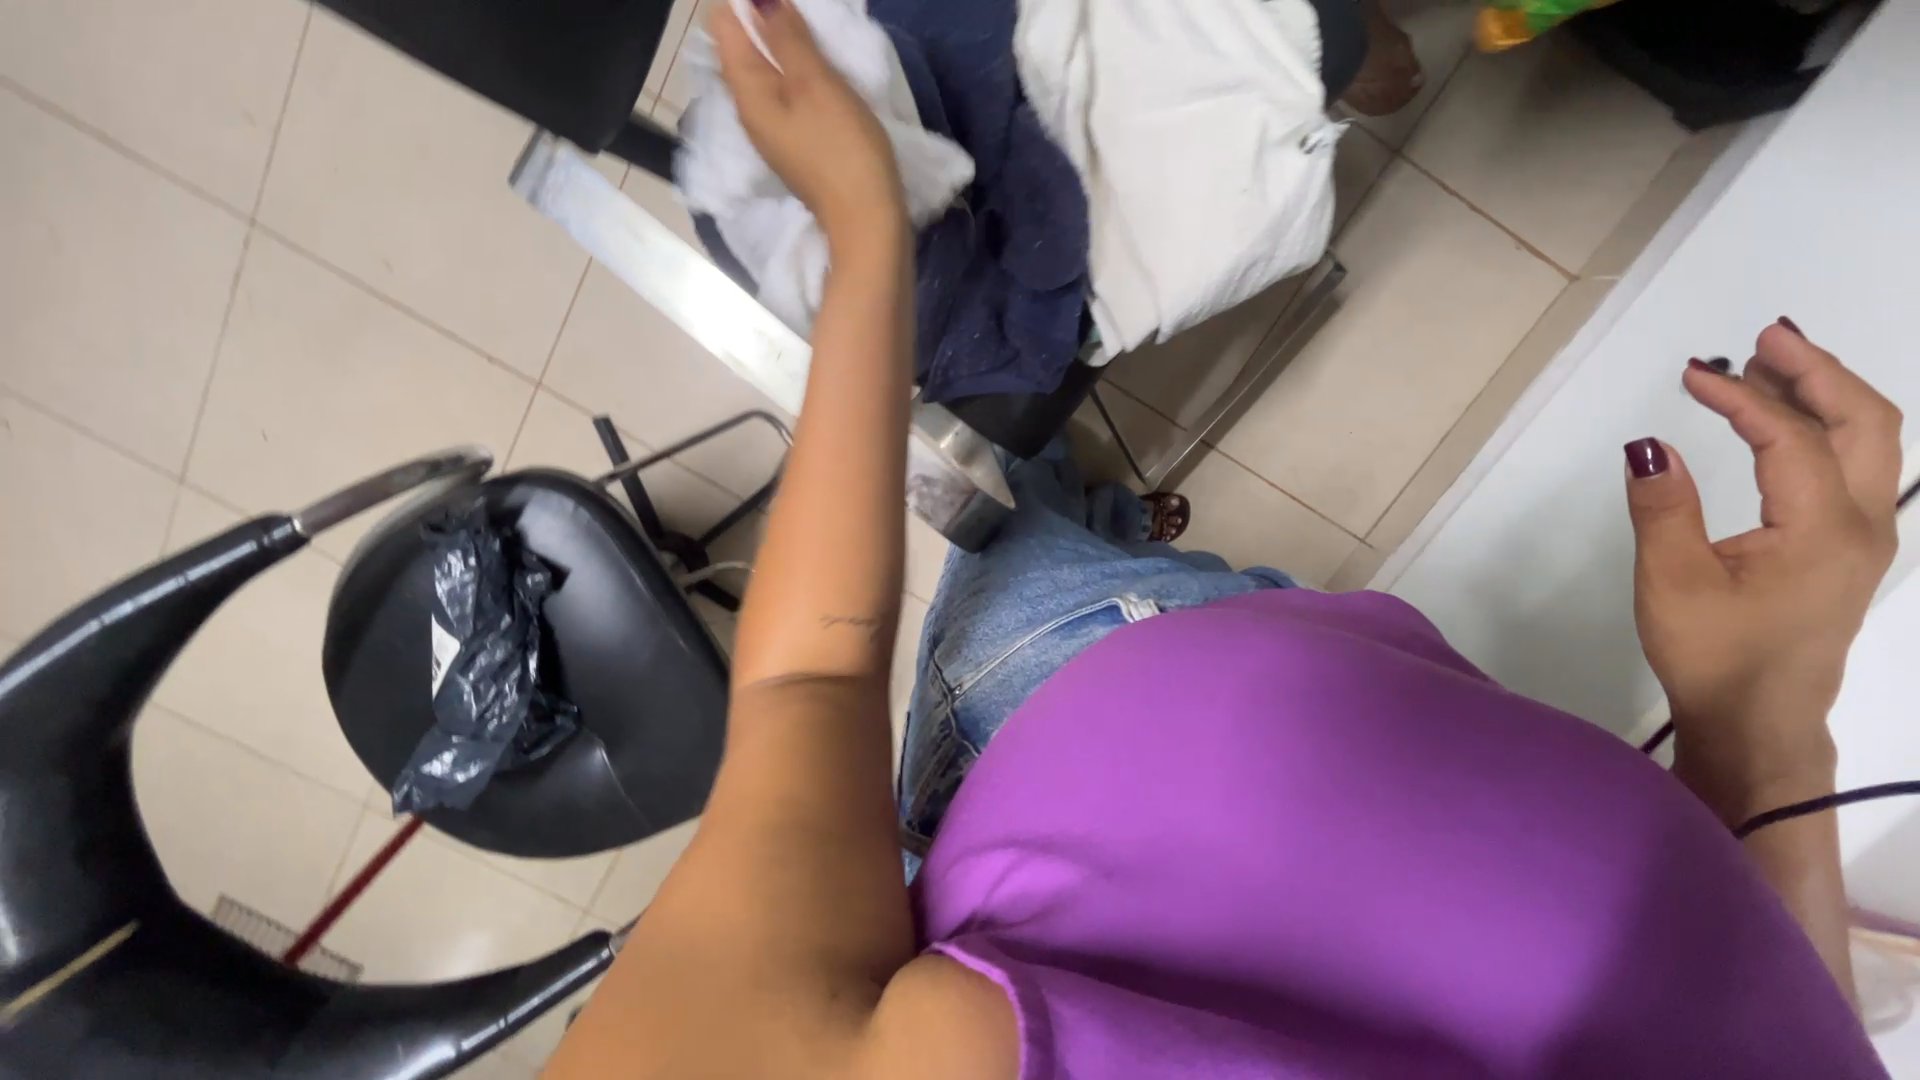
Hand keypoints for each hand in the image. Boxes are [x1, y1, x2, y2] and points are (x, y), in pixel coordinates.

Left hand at [710, 0, 905, 249]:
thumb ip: (786, 38)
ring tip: (818, 42)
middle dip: (768, 25)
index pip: (724, 26)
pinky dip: (800, 80)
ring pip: (768, 76)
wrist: (867, 223)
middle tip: (806, 20)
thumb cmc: (844, 150)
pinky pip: (787, 99)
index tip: (787, 7)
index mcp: (747, 94)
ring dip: (788, 52)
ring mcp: (774, 135)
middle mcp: (751, 114)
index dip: (750, 4)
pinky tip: (824, 78)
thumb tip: (759, 1)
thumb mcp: (816, 83)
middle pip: (744, 50)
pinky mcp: (797, 149)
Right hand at [1625, 320, 1903, 823]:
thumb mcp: (1672, 580)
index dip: (1744, 398)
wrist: (1757, 716)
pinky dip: (1824, 430)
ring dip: (1827, 396)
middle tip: (1761, 338)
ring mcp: (1866, 537)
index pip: (1793, 437)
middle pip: (1867, 423)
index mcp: (1824, 528)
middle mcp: (1865, 523)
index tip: (1691, 373)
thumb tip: (1650, 445)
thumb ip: (1664, 509)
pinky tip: (1785, 428)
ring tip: (1772, 367)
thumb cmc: (1712, 650)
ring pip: (1871, 443)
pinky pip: (1856, 468)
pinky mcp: (1848, 549)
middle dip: (1817, 372)